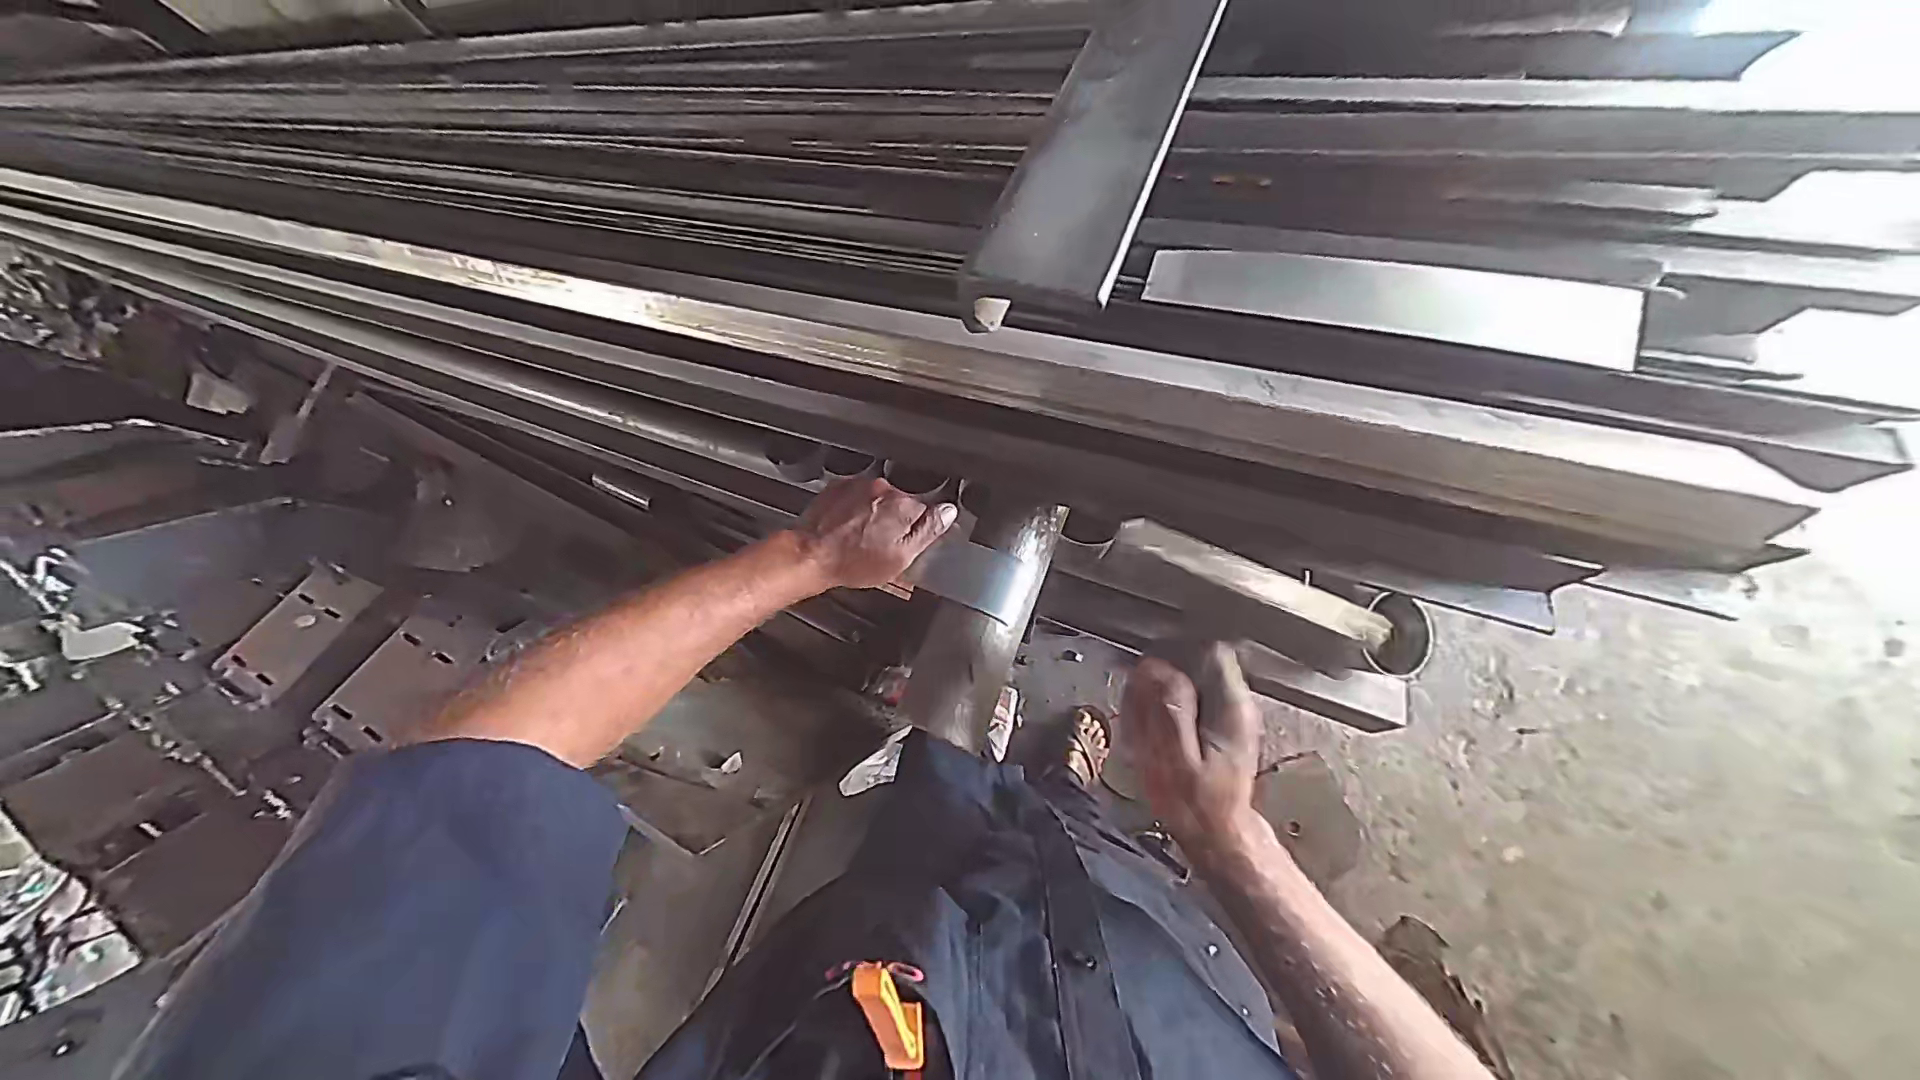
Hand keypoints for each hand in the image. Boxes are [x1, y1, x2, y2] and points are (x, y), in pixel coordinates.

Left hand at [790, 476, 957, 589]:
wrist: (811, 555)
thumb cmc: (853, 561)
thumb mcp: (901, 557)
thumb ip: (930, 530)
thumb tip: (948, 512)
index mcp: (904, 505)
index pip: (927, 509)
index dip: (920, 527)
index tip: (909, 539)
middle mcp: (883, 488)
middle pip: (902, 502)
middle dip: (896, 520)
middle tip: (883, 543)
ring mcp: (860, 484)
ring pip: (879, 497)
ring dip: (875, 512)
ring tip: (863, 536)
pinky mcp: (840, 486)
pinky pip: (858, 494)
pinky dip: (857, 507)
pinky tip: (850, 527)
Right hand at [1124, 640, 1270, 860]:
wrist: (1215, 836)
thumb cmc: (1197, 806)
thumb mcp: (1176, 759)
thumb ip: (1166, 710)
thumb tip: (1153, 668)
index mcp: (1230, 706)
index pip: (1208, 650)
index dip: (1172, 650)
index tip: (1146, 667)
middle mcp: (1233, 704)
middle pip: (1194, 660)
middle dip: (1158, 675)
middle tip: (1137, 702)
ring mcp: (1225, 713)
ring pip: (1185, 679)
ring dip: (1156, 693)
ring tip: (1141, 722)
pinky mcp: (1212, 724)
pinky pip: (1182, 700)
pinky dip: (1161, 709)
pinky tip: (1150, 733)